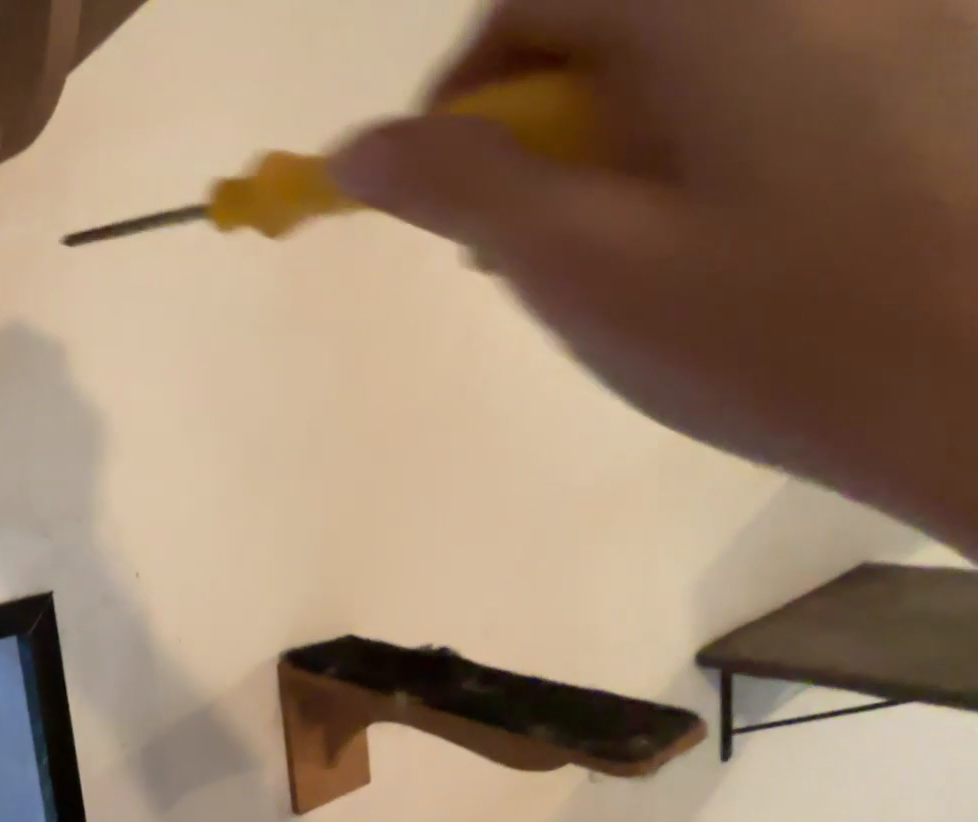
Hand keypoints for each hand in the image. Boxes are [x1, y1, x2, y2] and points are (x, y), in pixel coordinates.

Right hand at [335, 0, 977, 549]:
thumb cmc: (777, 335)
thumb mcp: (579, 263)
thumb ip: (457, 188)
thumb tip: (354, 149)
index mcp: (716, 14)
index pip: (531, 2)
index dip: (457, 94)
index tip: (441, 193)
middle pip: (607, 32)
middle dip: (536, 130)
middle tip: (529, 242)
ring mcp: (887, 33)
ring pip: (680, 67)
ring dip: (611, 148)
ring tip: (621, 255)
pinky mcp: (929, 83)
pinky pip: (761, 90)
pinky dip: (693, 153)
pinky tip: (715, 242)